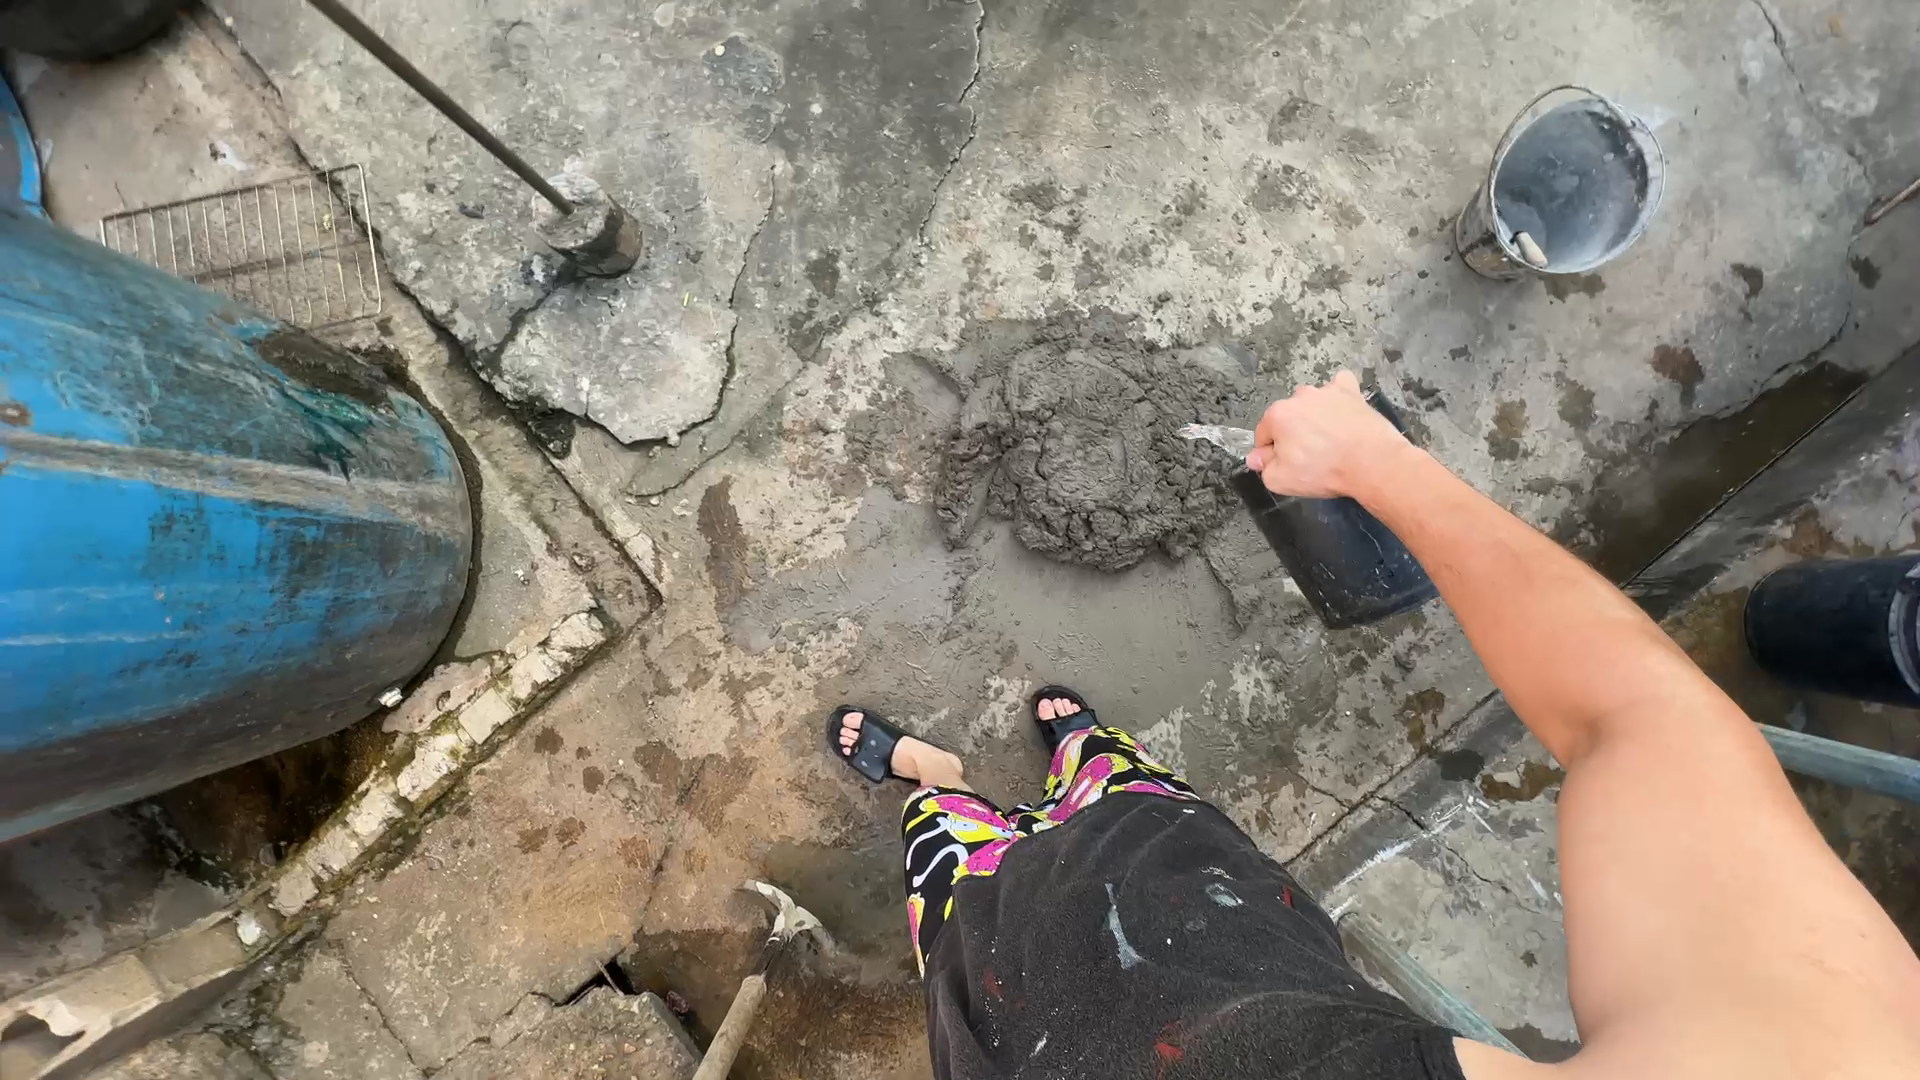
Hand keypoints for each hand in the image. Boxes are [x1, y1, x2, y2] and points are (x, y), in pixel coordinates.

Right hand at [1245, 370, 1410, 497]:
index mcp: (1277, 415)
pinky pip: (1339, 386)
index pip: (1264, 435)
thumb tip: (1257, 457)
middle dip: (1292, 434)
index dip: (1271, 453)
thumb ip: (1263, 467)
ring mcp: (1326, 391)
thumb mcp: (1279, 480)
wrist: (1372, 463)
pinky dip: (1337, 397)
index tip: (1284, 465)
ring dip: (1313, 417)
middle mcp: (1298, 397)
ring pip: (1310, 403)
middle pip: (1286, 418)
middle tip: (1307, 456)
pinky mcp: (1351, 392)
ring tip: (1328, 439)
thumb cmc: (1323, 471)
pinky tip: (1341, 411)